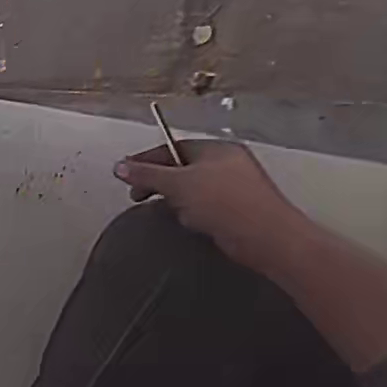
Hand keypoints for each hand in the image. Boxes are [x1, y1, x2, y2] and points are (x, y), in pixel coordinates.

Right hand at [112, 140, 308, 267]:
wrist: (266, 238)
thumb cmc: (223, 204)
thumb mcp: (176, 184)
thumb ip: (145, 174)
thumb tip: (120, 167)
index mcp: (216, 148)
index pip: (171, 147)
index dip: (144, 160)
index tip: (124, 174)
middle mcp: (227, 162)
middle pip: (179, 167)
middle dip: (157, 181)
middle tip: (139, 195)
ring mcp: (235, 185)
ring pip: (191, 187)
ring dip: (174, 198)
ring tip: (167, 210)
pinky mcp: (238, 208)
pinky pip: (203, 204)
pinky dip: (190, 211)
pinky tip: (188, 221)